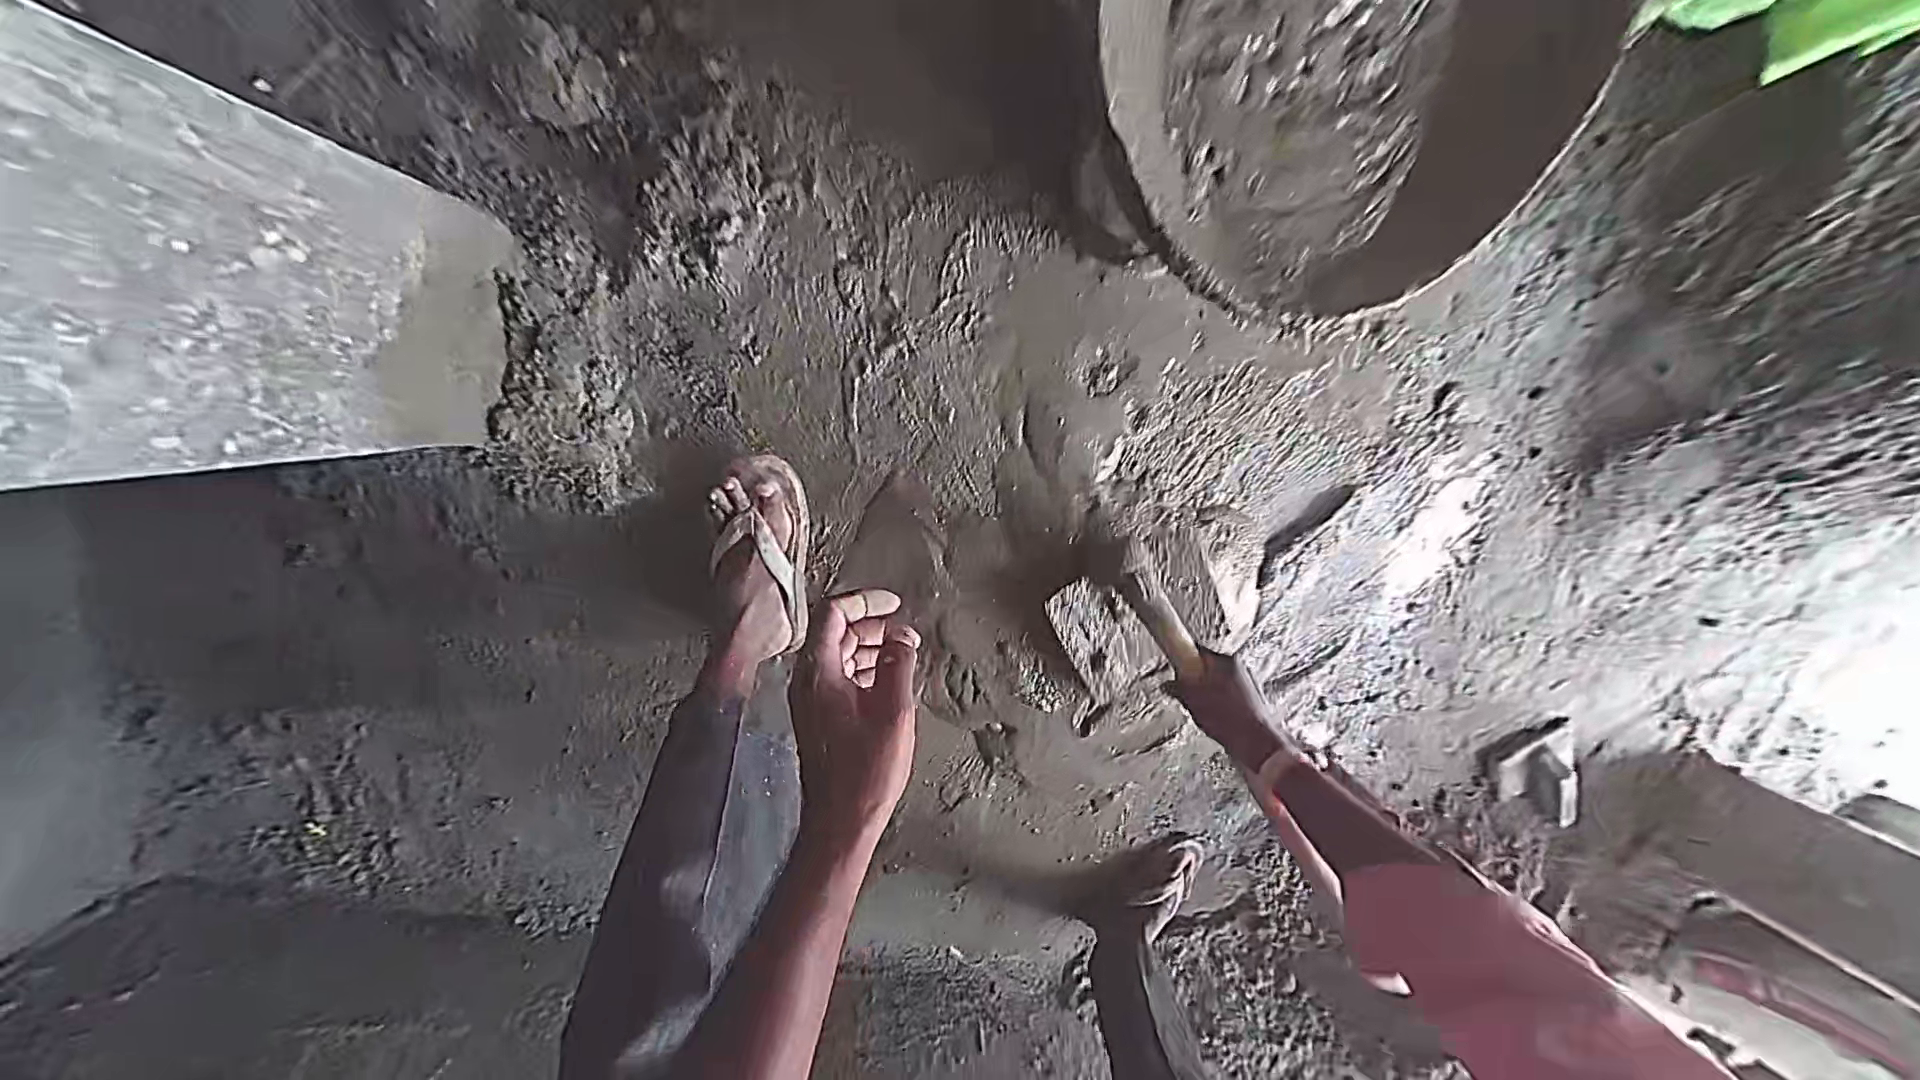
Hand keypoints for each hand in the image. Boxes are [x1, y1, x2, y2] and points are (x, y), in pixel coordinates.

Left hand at [790, 588, 920, 851]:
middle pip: (835, 633)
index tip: (893, 605)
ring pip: (838, 655)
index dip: (865, 602)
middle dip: (871, 625)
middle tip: (903, 632)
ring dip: (870, 648)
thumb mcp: (893, 710)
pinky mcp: (819, 718)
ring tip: (903, 654)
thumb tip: (902, 635)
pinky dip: (864, 669)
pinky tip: (889, 680)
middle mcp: (807, 682)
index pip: (833, 614)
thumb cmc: (864, 772)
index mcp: (818, 673)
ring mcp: (810, 701)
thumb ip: (898, 664)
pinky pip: (839, 677)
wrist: (840, 821)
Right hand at [1166, 649, 1296, 769]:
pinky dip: (1221, 702)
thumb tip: (1168, 684)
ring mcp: (1247, 681)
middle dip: (1195, 680)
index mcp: (1224, 661)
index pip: (1196, 650)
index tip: (1175, 669)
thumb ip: (1177, 688)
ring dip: (1208, 692)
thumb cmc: (1229, 719)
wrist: (1257, 743)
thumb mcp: (1192, 702)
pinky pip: (1229, 693)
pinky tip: (1217, 718)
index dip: (1182, 660)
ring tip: (1203, 711)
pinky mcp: (1252, 697)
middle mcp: (1238, 666)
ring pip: (1218, 680)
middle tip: (1187, 696)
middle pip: (1207, 666)